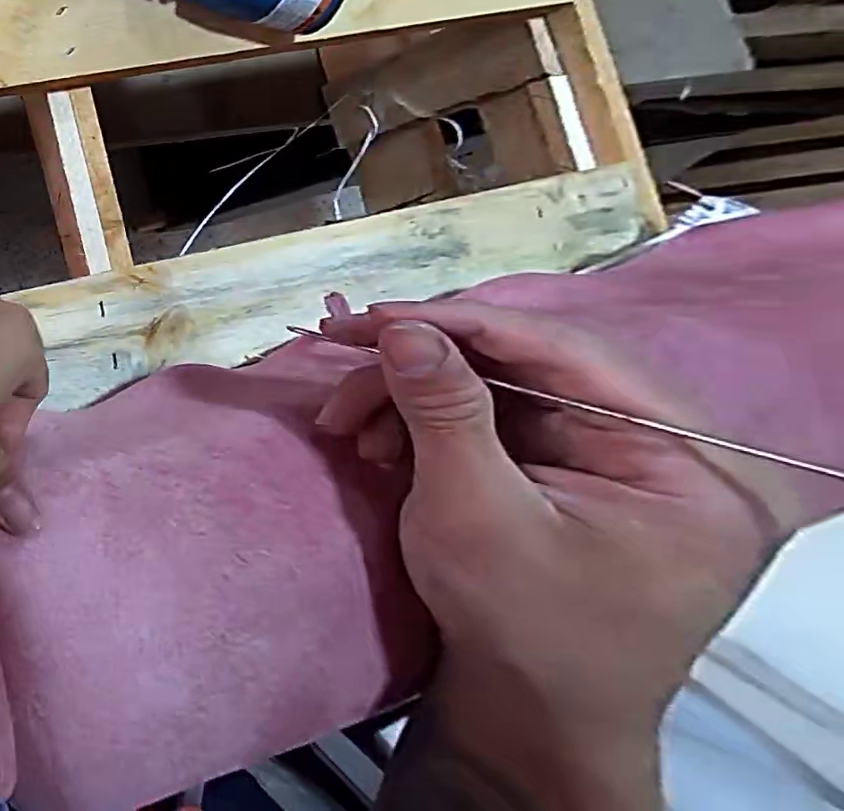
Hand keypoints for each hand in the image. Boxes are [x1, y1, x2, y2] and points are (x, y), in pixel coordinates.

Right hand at [313, 301, 795, 805]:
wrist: (525, 702)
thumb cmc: (518, 619)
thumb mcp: (473, 511)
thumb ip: (444, 412)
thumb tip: (402, 328)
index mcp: (684, 458)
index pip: (564, 350)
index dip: (459, 322)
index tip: (370, 318)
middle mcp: (651, 442)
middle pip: (517, 363)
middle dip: (416, 366)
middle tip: (338, 365)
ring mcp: (599, 453)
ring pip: (484, 385)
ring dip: (402, 397)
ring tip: (347, 429)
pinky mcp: (552, 465)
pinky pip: (475, 416)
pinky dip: (413, 421)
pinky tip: (376, 444)